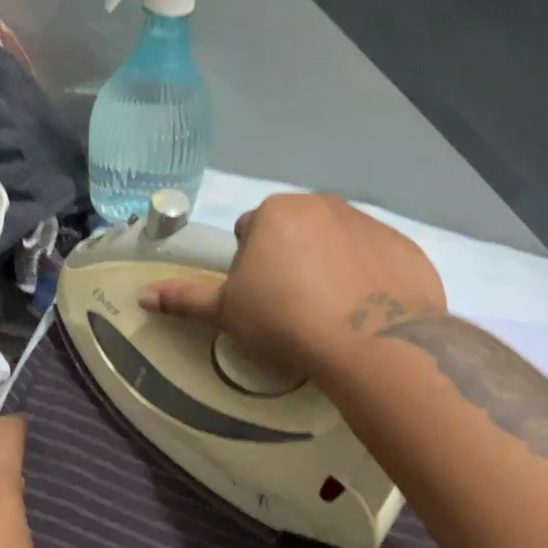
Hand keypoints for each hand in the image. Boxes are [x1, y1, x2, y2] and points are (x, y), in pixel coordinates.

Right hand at [138, 192, 446, 380]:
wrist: (372, 343)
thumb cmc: (285, 321)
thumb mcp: (227, 313)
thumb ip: (185, 299)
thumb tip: (141, 295)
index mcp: (274, 213)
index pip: (250, 231)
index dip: (249, 266)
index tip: (258, 300)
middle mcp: (323, 204)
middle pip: (295, 231)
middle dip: (290, 261)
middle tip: (290, 308)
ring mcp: (370, 223)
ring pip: (337, 243)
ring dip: (329, 268)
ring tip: (329, 314)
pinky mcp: (406, 248)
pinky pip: (376, 261)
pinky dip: (368, 280)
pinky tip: (364, 315)